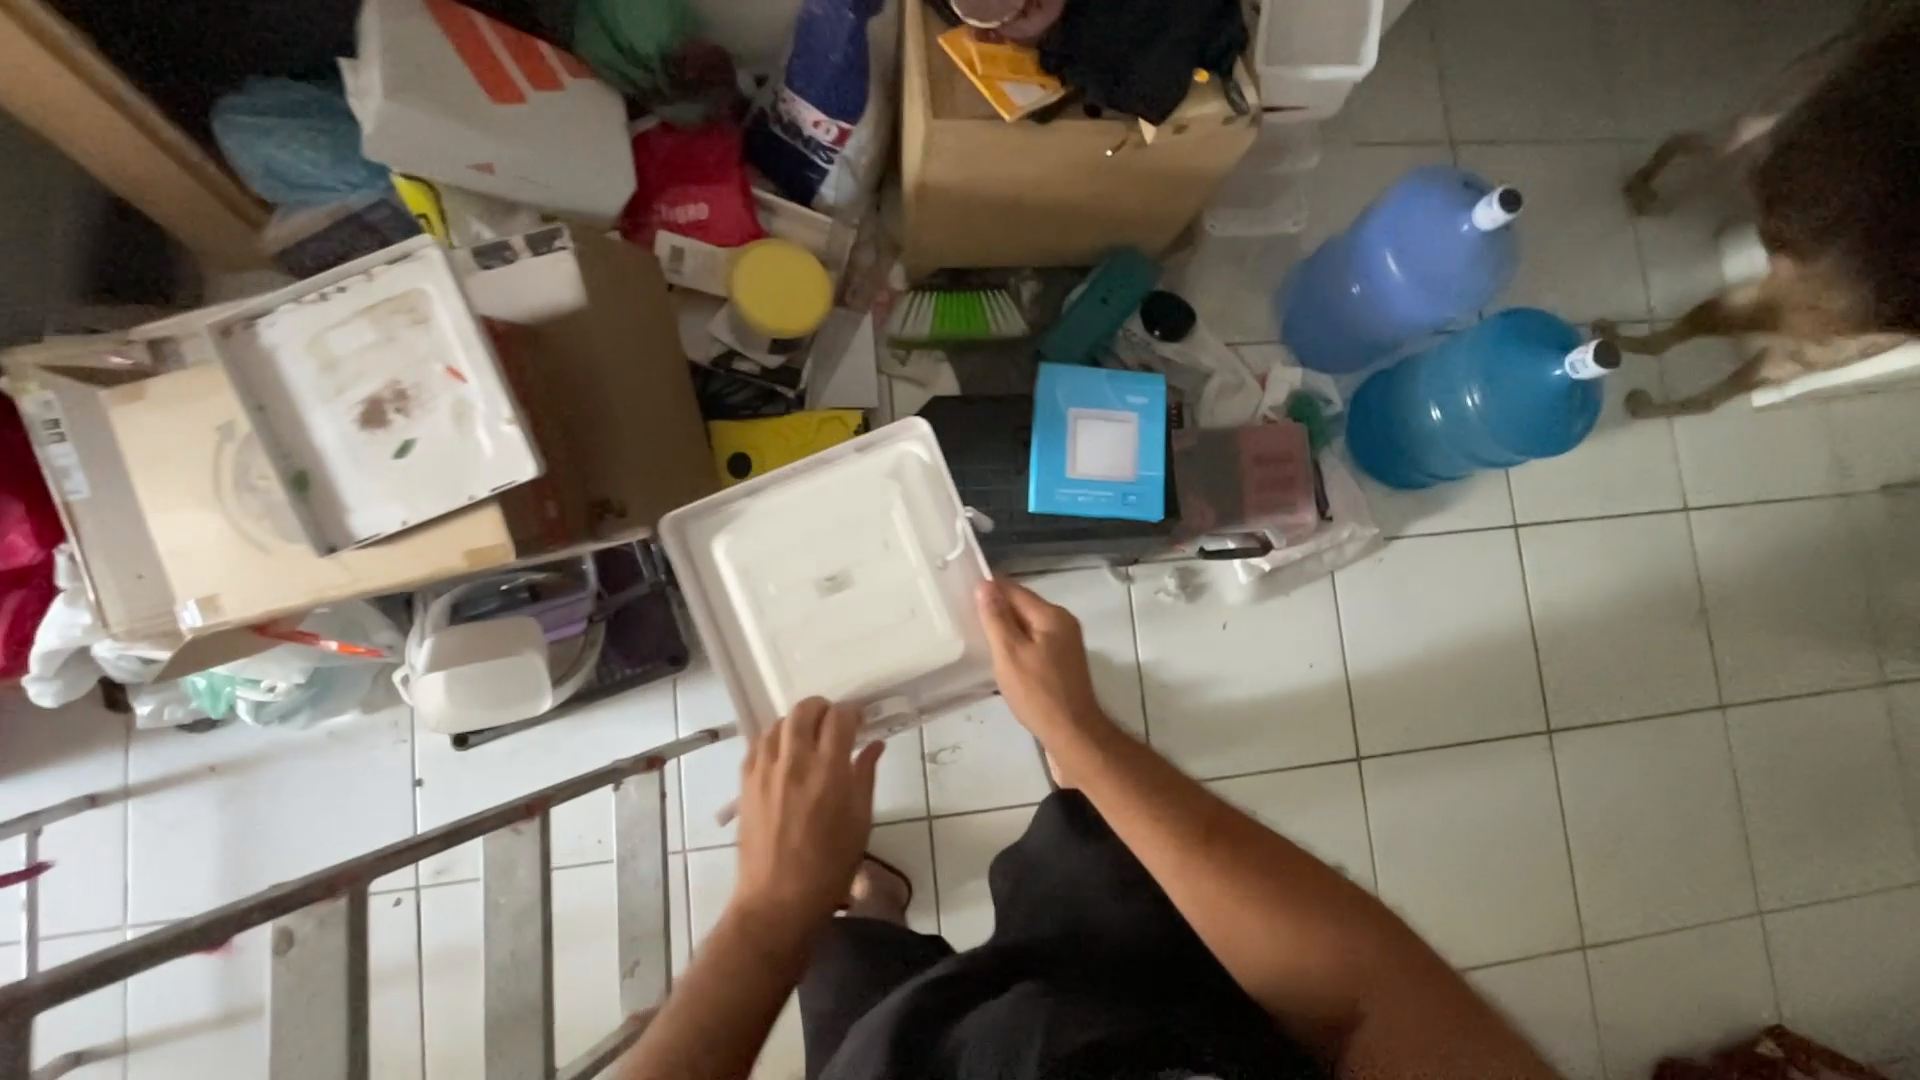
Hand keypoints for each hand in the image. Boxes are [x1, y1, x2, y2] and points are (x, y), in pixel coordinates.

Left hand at [733, 698, 884, 928]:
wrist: (778, 901)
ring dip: (797, 722)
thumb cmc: (829, 866)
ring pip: (778, 723)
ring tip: (809, 737)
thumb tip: (874, 745)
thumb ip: (865, 776)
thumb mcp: (860, 822)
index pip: (839, 718)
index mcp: (829, 772)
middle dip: (823, 708)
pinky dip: (774, 740)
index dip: (853, 712)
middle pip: (804, 710)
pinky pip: (758, 745)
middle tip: (834, 723)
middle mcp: (795, 762)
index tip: (860, 720)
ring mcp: (765, 771)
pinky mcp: (746, 783)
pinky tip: (784, 755)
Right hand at [976, 580, 1110, 742]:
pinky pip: (1035, 642)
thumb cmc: (1038, 693)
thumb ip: (996, 618)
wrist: (1073, 733)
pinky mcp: (1063, 661)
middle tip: (964, 617)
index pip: (1014, 590)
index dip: (989, 589)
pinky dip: (1017, 644)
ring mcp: (1066, 643)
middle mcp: (1063, 622)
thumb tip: (984, 585)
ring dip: (1006, 628)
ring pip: (1028, 625)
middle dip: (996, 609)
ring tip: (977, 636)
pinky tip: (1001, 657)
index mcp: (1051, 615)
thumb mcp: (1010, 653)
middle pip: (1023, 606)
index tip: (962, 593)